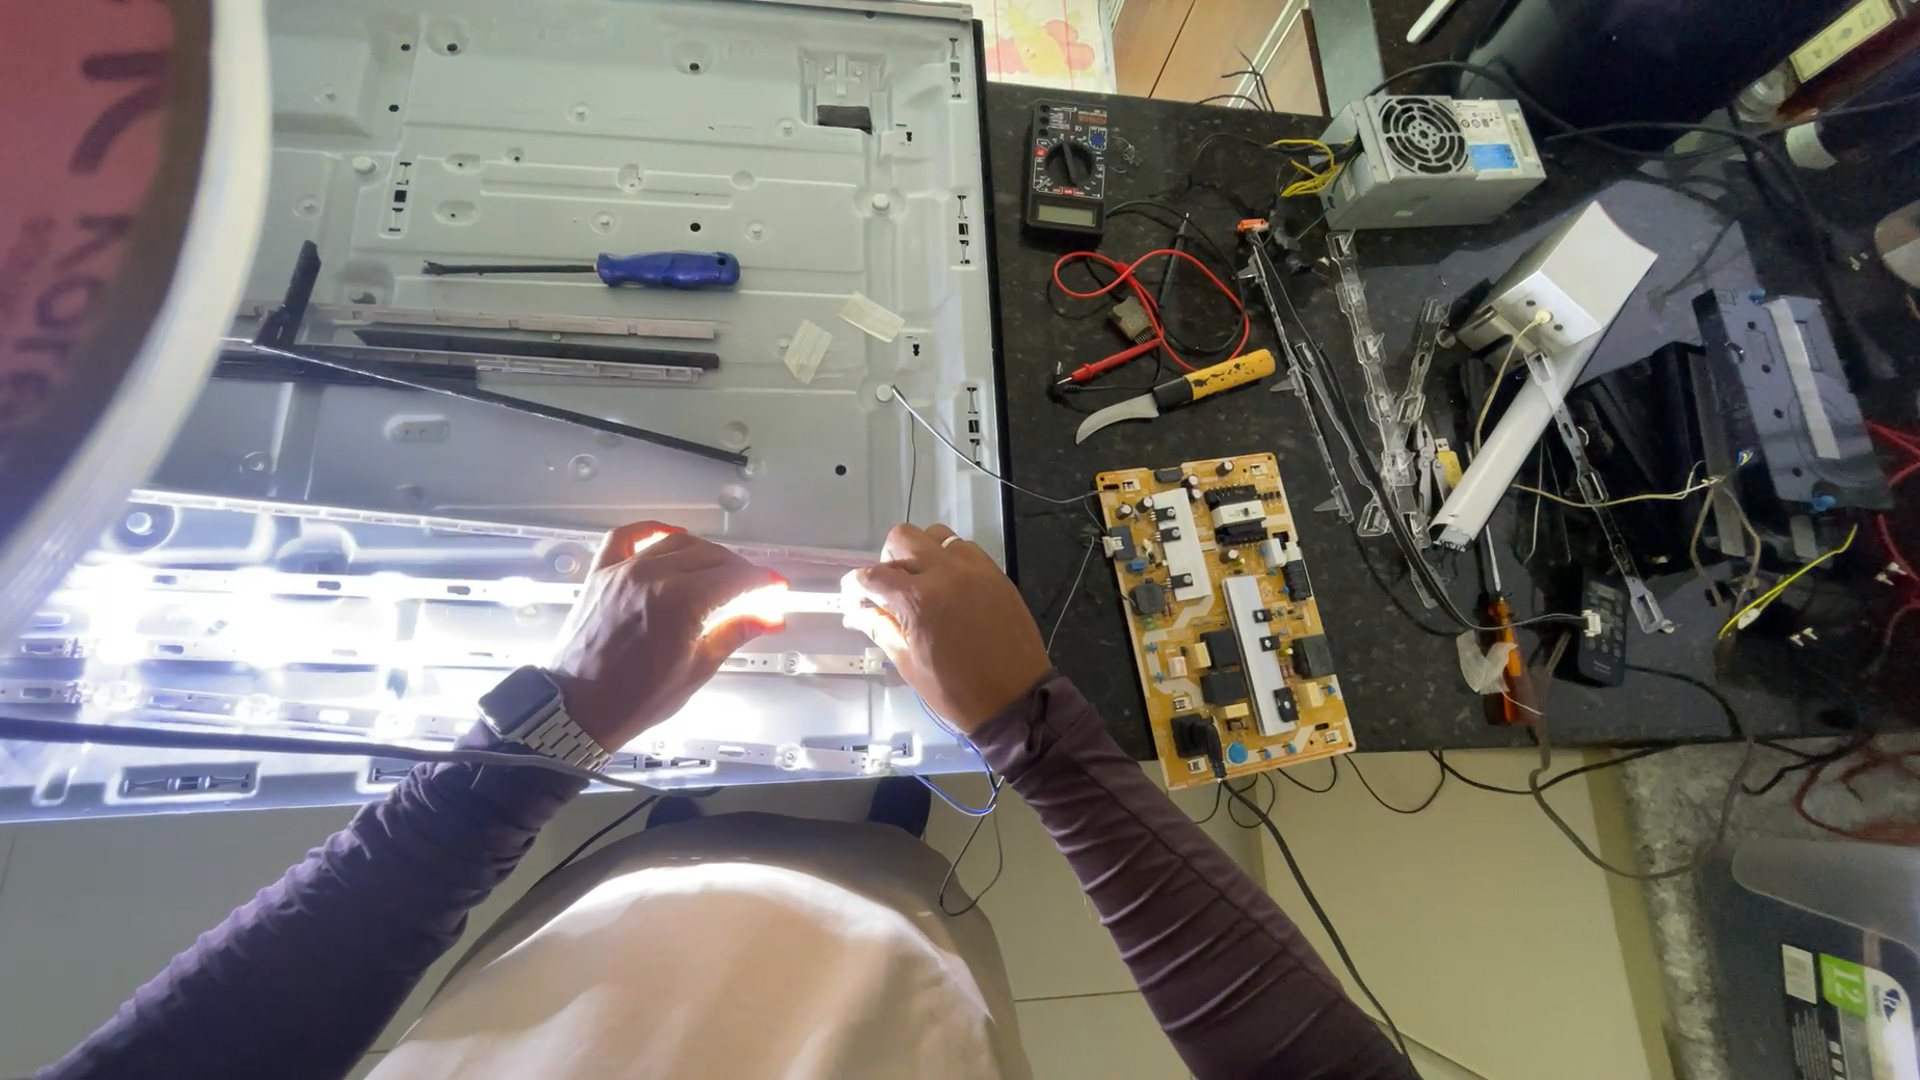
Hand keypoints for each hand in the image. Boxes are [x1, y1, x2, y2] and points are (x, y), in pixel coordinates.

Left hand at [547, 522, 783, 749]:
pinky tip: (670, 537)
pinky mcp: (601, 574)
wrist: (576, 710)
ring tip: (720, 571)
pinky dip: (652, 532)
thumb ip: (734, 633)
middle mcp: (654, 576)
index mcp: (682, 602)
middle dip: (739, 569)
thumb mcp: (697, 669)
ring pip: (678, 544)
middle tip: (753, 588)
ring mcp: (624, 571)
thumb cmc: (637, 698)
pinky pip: (626, 537)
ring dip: (706, 553)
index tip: (775, 588)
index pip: (736, 578)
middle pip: (712, 556)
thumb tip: (768, 618)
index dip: (762, 581)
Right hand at [844, 523, 1049, 733]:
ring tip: (922, 582)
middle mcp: (945, 573)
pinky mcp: (996, 573)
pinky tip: (950, 586)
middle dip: (887, 559)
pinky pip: (965, 549)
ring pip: (935, 536)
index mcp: (917, 600)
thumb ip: (881, 629)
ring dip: (920, 553)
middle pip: (902, 538)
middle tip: (890, 588)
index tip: (855, 596)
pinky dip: (949, 559)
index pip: (873, 575)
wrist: (1016, 700)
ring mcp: (974, 569)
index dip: (856, 585)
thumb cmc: (957, 691)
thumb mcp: (909, 664)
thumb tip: (859, 613)